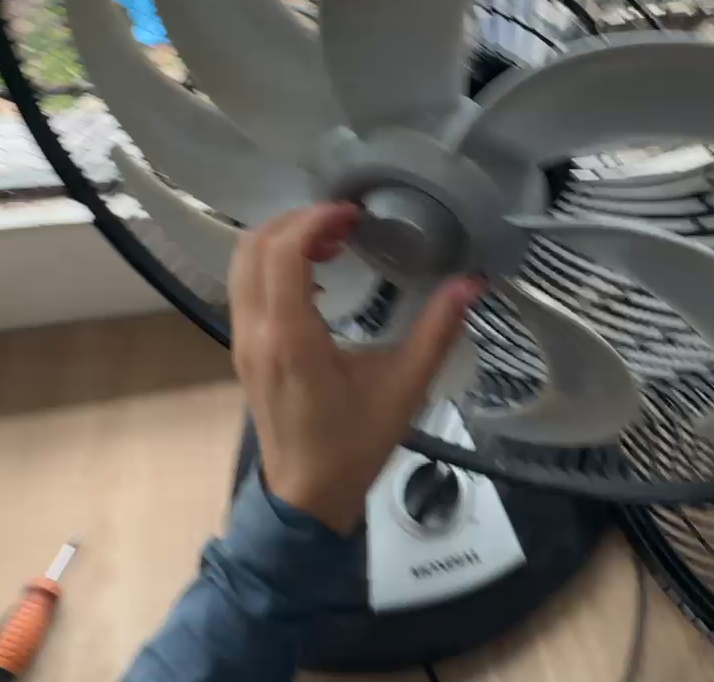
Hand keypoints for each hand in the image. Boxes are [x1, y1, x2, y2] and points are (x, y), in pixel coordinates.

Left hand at [229, 201, 484, 533]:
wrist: (305, 499)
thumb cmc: (354, 444)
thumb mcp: (405, 387)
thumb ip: (438, 331)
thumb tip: (471, 282)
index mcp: (291, 337)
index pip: (284, 252)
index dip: (315, 220)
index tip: (354, 214)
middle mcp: (255, 331)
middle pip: (255, 246)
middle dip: (298, 220)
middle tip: (345, 222)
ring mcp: (242, 339)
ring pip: (243, 263)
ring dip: (282, 238)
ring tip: (332, 241)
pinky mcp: (242, 348)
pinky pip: (246, 285)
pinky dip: (273, 261)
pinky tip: (316, 274)